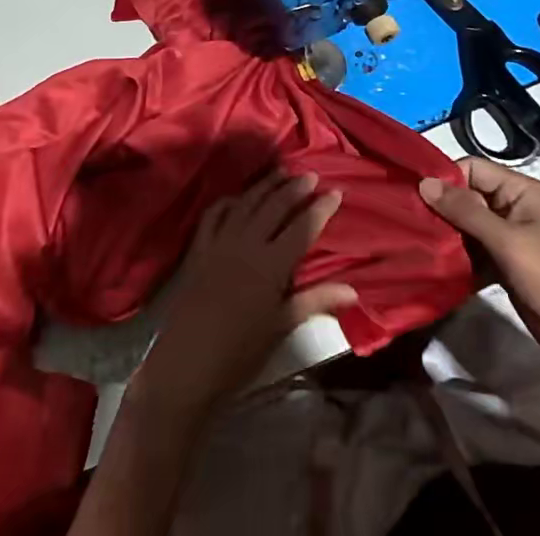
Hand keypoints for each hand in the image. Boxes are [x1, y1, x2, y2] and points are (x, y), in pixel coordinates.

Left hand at [135, 173, 358, 415]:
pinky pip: (213, 216)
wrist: (185, 367)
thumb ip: (316, 300)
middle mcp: (246, 245)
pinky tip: (237, 197)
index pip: (303, 227)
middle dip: (295, 188)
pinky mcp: (198, 251)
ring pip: (246, 204)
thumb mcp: (281, 326)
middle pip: (275, 207)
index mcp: (271, 265)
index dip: (321, 208)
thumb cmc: (239, 353)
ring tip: (282, 173)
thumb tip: (354, 290)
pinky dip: (227, 202)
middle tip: (312, 175)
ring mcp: (219, 244)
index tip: (337, 191)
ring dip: (265, 186)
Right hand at [420, 158, 539, 372]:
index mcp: (521, 191)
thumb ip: (467, 212)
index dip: (444, 178)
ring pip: (468, 227)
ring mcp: (509, 239)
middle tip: (403, 221)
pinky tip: (430, 266)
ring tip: (409, 242)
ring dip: (445, 235)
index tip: (410, 194)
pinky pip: (474, 253)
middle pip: (468, 197)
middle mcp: (513, 208)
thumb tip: (425, 183)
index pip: (473, 170)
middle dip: (439, 208)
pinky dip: (456, 258)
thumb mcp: (509, 241)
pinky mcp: (505, 266)